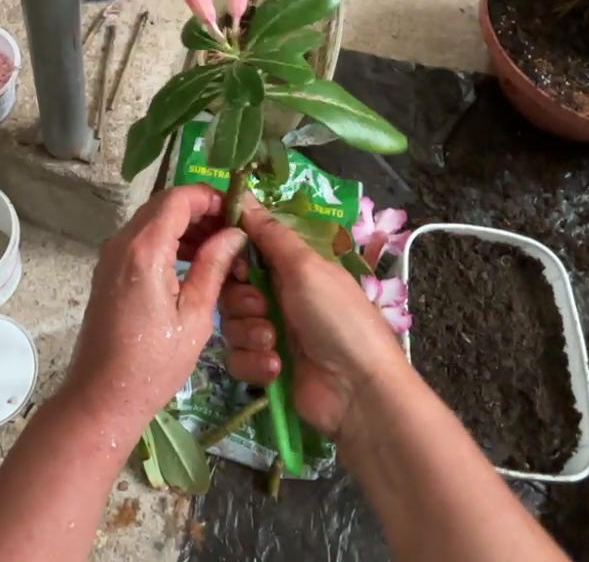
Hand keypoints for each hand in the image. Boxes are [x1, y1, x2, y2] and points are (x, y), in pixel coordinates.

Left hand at [61, 185, 247, 437]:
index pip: (178, 199)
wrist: (101, 396)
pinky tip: (191, 263)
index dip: (209, 197)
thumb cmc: (153, 363)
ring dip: (184, 225)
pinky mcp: (107, 269)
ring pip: (151, 220)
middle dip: (199, 210)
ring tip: (218, 249)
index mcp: (144, 250)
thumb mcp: (195, 316)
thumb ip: (213, 267)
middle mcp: (122, 243)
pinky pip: (140, 239)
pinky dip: (166, 240)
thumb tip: (234, 234)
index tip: (236, 211)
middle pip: (163, 205)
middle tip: (232, 232)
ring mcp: (110, 255)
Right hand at [220, 198, 411, 436]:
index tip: (230, 260)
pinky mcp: (263, 365)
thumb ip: (271, 234)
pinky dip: (253, 362)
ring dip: (250, 333)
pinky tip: (276, 368)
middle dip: (242, 301)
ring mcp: (270, 331)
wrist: (357, 393)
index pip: (245, 249)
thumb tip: (243, 194)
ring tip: (274, 343)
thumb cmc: (337, 319)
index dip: (232, 254)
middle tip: (264, 310)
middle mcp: (277, 294)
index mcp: (290, 265)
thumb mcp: (306, 267)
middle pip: (231, 287)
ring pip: (230, 322)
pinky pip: (235, 356)